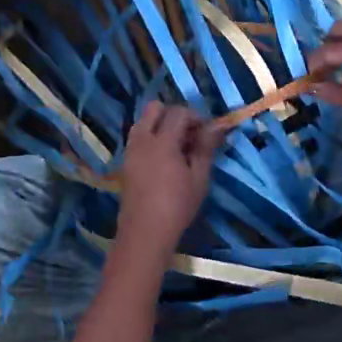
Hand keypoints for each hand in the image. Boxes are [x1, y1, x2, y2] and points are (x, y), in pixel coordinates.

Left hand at [116, 102, 222, 251]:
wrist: (145, 232)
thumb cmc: (177, 206)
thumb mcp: (199, 177)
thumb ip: (206, 148)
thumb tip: (216, 127)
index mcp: (162, 141)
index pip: (179, 113)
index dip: (196, 117)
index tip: (207, 133)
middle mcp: (142, 139)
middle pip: (154, 108)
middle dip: (174, 114)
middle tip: (190, 134)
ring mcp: (130, 150)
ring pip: (143, 122)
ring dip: (160, 125)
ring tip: (177, 147)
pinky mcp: (125, 162)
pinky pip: (138, 137)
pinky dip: (151, 138)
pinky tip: (164, 159)